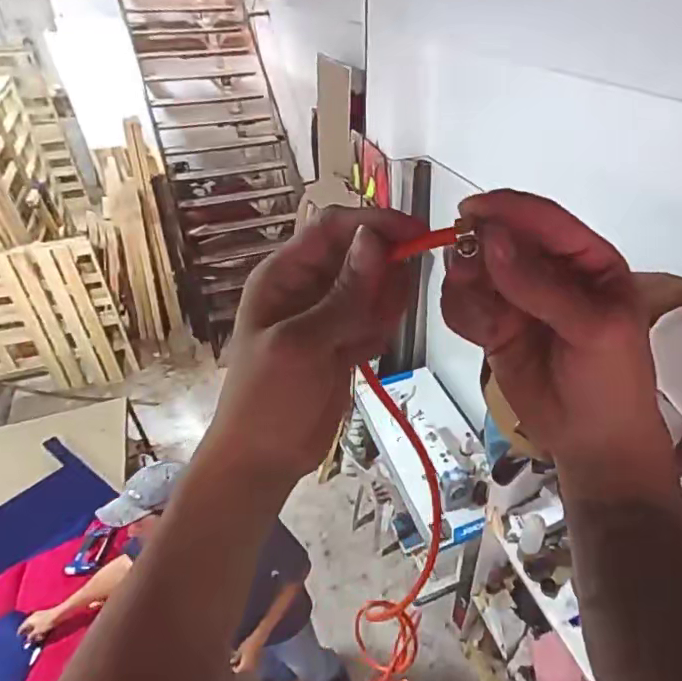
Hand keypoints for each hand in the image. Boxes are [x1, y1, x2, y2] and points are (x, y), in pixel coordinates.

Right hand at [19, 608, 60, 643]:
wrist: (58, 614)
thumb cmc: (46, 623)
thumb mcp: (37, 631)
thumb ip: (31, 636)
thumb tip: (27, 641)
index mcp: (28, 620)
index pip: (21, 628)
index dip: (19, 634)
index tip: (19, 640)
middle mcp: (32, 617)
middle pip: (27, 627)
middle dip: (27, 634)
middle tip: (28, 641)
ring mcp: (38, 616)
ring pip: (33, 626)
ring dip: (33, 632)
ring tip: (35, 639)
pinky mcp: (44, 617)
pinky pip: (39, 625)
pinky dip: (39, 630)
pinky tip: (41, 634)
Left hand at [202, 207, 425, 481]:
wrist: (263, 457)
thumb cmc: (268, 399)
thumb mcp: (302, 343)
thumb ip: (344, 294)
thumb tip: (375, 237)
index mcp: (284, 275)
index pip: (334, 227)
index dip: (375, 223)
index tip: (418, 235)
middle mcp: (307, 287)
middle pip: (362, 254)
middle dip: (382, 276)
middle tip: (382, 313)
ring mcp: (328, 315)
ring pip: (375, 287)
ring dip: (381, 310)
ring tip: (361, 342)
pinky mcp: (344, 341)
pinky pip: (375, 319)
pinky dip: (377, 333)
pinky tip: (359, 357)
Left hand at [230, 635, 265, 673]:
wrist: (257, 641)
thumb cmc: (247, 646)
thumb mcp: (239, 651)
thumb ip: (236, 658)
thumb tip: (231, 662)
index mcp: (244, 666)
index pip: (238, 670)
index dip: (234, 668)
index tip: (232, 663)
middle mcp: (250, 667)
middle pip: (242, 669)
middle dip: (238, 665)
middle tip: (236, 660)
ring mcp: (254, 664)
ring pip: (246, 667)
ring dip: (243, 663)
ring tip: (240, 657)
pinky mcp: (257, 661)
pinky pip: (250, 664)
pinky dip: (247, 661)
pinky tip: (245, 656)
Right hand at [441, 190, 669, 475]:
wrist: (592, 441)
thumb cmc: (610, 381)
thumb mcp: (590, 328)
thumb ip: (540, 286)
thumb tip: (491, 240)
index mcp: (586, 260)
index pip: (545, 222)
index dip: (508, 210)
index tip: (470, 210)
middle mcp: (547, 272)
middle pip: (500, 241)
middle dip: (479, 254)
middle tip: (467, 275)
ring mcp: (516, 299)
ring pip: (473, 273)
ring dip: (467, 289)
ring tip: (485, 318)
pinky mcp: (492, 326)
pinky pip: (462, 305)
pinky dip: (462, 314)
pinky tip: (481, 334)